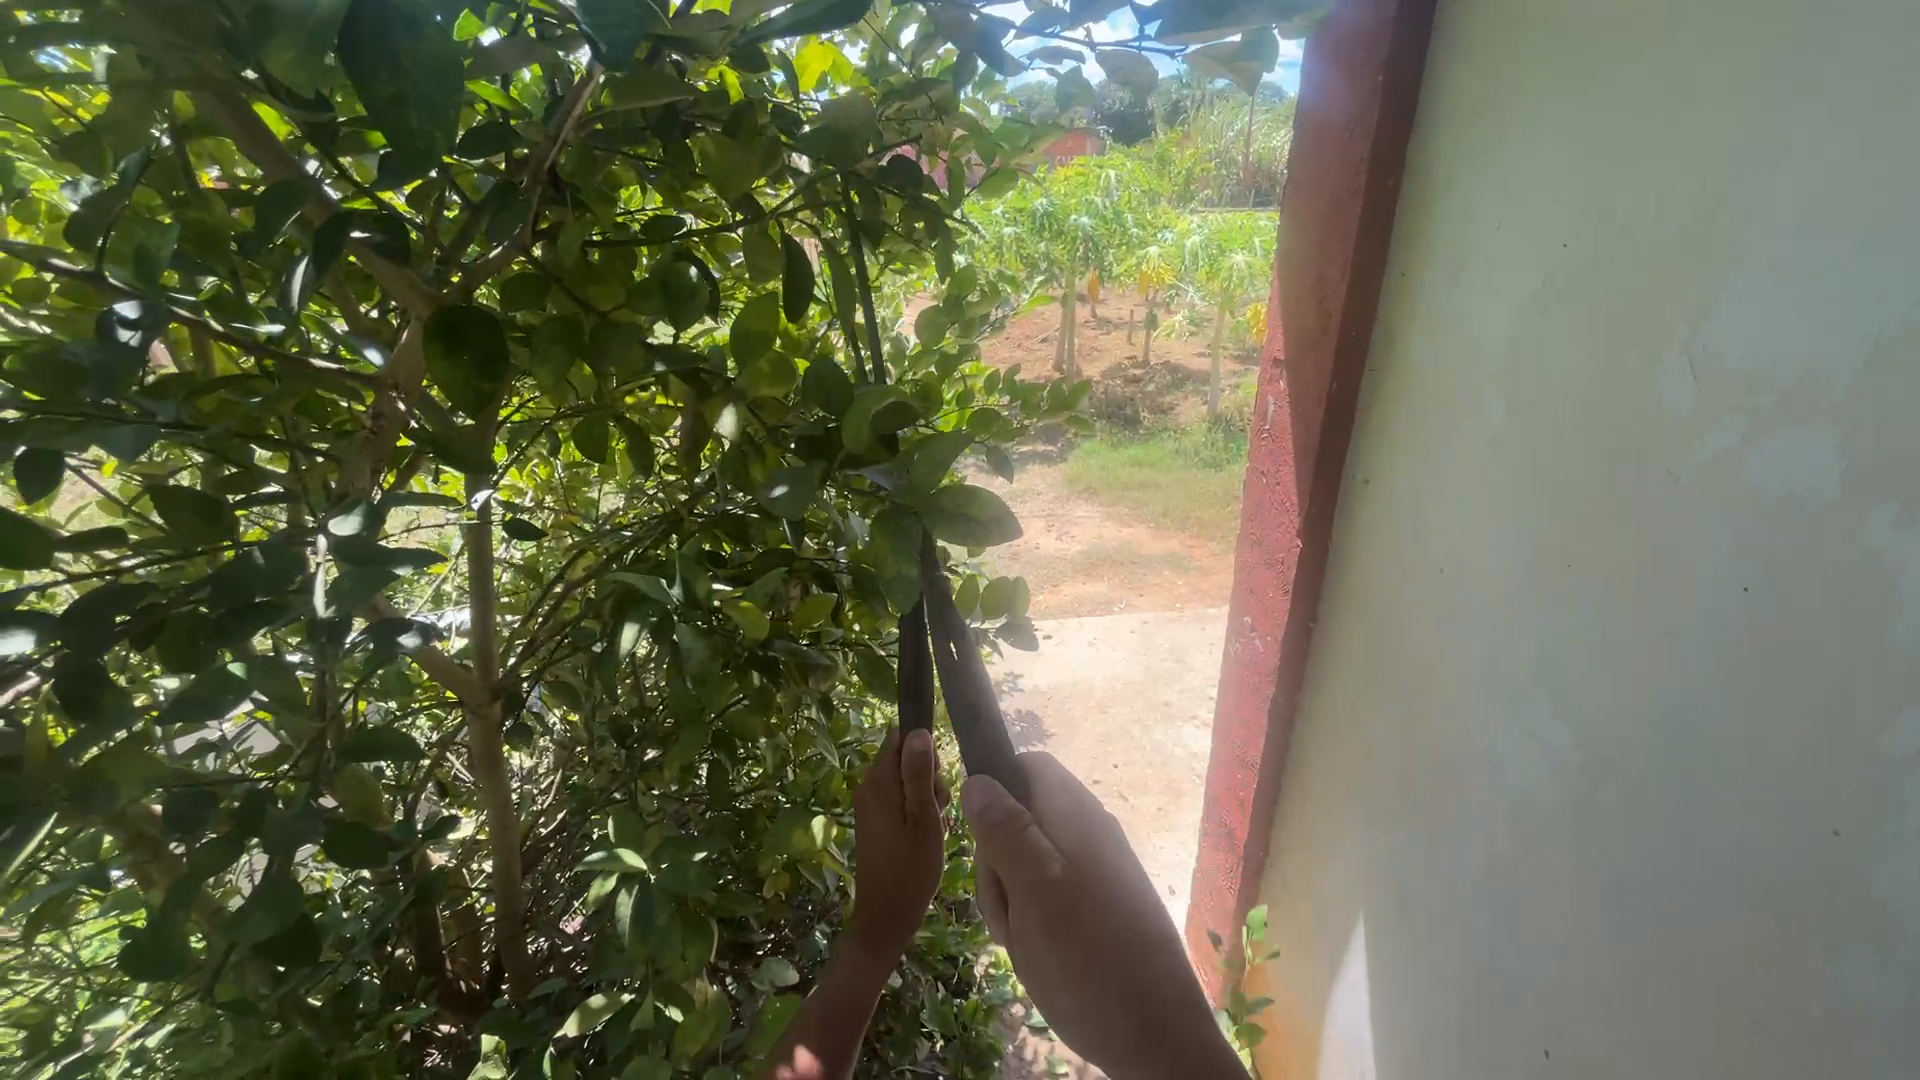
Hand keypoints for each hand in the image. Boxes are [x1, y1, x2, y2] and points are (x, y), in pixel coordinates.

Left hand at [848, 727, 948, 960]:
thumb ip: (919, 773)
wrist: (886, 917)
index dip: (923, 751)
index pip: (899, 738)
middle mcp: (869, 788)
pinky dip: (918, 813)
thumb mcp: (924, 818)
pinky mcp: (876, 822)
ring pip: (906, 782)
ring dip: (927, 798)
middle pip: (905, 760)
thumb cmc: (910, 868)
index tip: (936, 778)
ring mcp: (871, 806)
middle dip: (928, 778)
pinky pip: (901, 802)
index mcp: (878, 782)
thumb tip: (918, 731)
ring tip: (936, 827)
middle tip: (939, 809)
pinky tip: (928, 836)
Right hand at [962, 753, 1244, 1079]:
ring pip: (1029, 860)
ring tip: (1022, 941)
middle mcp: (1089, 831)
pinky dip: (1033, 918)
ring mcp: (1097, 868)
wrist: (1159, 1038)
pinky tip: (1039, 954)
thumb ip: (1005, 831)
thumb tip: (977, 778)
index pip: (1027, 765)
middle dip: (997, 859)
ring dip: (1012, 896)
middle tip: (1006, 909)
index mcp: (1075, 814)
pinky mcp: (1100, 904)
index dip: (995, 790)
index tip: (981, 840)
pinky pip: (1049, 893)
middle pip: (1021, 816)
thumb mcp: (1033, 889)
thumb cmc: (1088, 957)